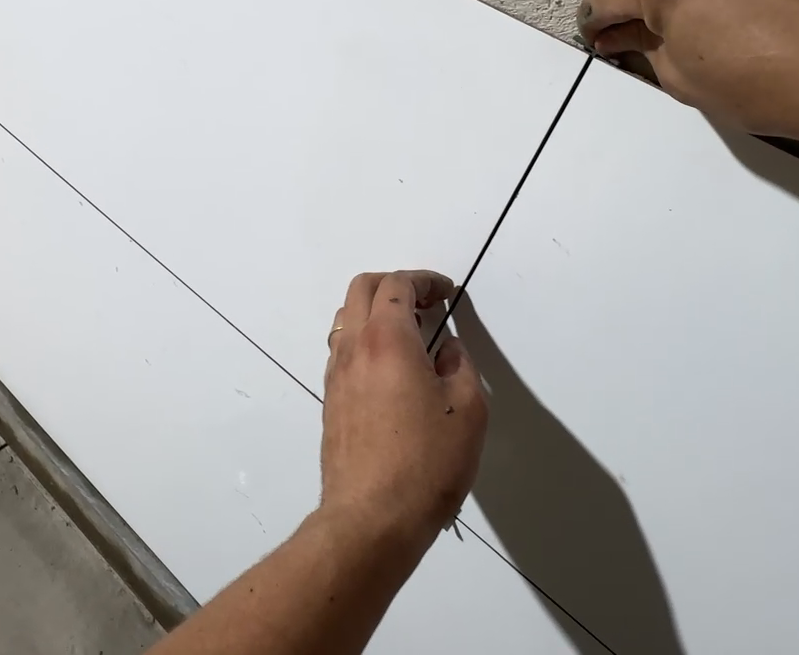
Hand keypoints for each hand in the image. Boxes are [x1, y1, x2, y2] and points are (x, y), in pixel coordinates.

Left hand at [318, 272, 486, 552]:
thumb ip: (461, 367)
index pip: (397, 285)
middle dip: (395, 284)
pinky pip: (342, 347)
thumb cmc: (426, 463)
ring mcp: (336, 372)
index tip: (446, 292)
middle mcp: (354, 346)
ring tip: (408, 332)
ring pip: (347, 316)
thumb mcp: (469, 411)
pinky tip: (389, 365)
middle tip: (426, 302)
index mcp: (388, 338)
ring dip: (375, 309)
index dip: (424, 279)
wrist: (371, 518)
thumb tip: (448, 349)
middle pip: (362, 287)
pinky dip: (364, 337)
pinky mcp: (330, 398)